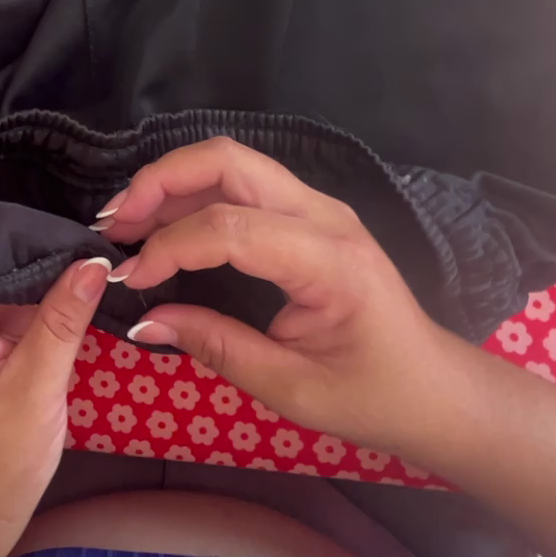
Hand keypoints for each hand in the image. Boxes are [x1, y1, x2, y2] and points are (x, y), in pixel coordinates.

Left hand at [0, 258, 110, 556]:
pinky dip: (51, 294)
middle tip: (96, 237)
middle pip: (1, 260)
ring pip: (16, 276)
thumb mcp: (35, 389)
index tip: (77, 227)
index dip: (29, 236)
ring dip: (52, 269)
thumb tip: (94, 262)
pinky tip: (82, 278)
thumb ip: (62, 322)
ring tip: (95, 251)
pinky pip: (24, 298)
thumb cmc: (0, 457)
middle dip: (44, 250)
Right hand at [98, 137, 471, 455]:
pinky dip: (191, 195)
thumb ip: (216, 346)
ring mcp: (316, 205)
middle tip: (115, 222)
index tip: (129, 280)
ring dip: (170, 182)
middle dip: (159, 181)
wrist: (440, 389)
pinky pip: (238, 183)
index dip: (167, 248)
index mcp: (329, 260)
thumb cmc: (375, 396)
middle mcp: (323, 213)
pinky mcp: (305, 211)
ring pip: (228, 161)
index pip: (228, 228)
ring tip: (125, 220)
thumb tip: (143, 320)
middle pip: (226, 160)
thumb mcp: (292, 389)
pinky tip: (160, 224)